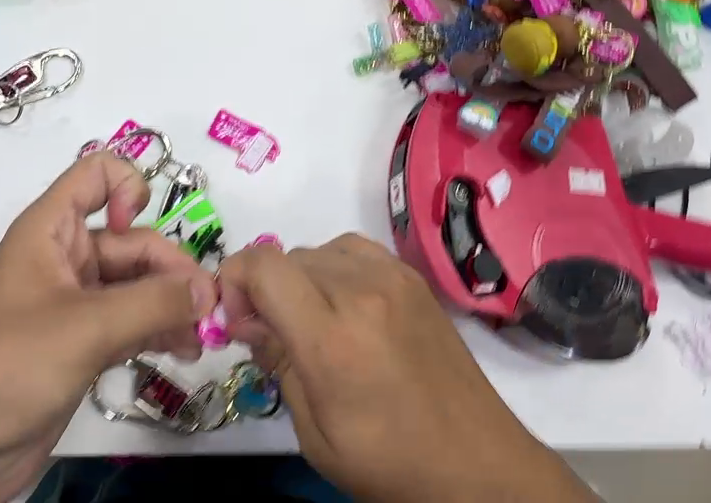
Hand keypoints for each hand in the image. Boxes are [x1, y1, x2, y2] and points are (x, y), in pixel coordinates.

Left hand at [0, 154, 217, 502]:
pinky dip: (158, 330)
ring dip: (171, 303)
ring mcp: (73, 303)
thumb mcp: (87, 327)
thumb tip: (209, 290)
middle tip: (207, 308)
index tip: (140, 226)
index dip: (127, 186)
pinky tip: (184, 351)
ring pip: (137, 284)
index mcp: (50, 230)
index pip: (96, 174)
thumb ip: (155, 303)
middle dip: (170, 268)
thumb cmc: (10, 365)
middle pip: (131, 240)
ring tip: (203, 336)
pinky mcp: (82, 344)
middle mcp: (64, 258)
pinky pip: (131, 321)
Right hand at [219, 235, 596, 502]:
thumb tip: (244, 319)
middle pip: (288, 257)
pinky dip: (336, 266)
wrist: (476, 462)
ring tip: (310, 319)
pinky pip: (356, 249)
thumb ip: (276, 363)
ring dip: (301, 276)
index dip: (234, 281)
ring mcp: (393, 278)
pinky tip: (344, 304)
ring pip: (320, 248)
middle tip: (269, 332)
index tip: (234, 319)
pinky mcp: (414, 277)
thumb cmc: (389, 461)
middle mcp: (361, 292)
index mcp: (332, 339)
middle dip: (265, 287)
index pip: (264, 267)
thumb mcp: (315, 433)